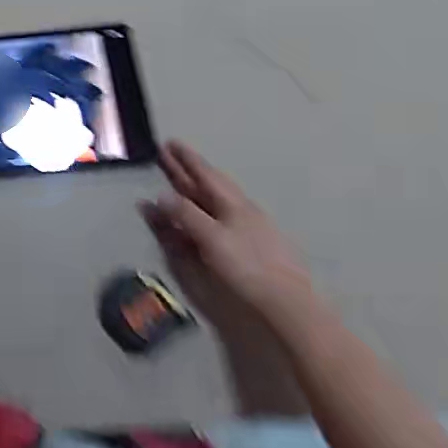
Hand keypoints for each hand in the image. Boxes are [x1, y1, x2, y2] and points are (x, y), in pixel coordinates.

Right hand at [139, 140, 313, 326]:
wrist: (287, 304)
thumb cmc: (248, 266)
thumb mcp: (211, 237)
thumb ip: (185, 215)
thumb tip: (160, 196)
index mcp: (232, 203)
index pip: (204, 174)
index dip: (186, 159)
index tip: (169, 143)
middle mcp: (238, 211)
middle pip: (206, 186)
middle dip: (185, 171)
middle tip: (165, 156)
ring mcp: (243, 229)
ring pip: (210, 203)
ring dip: (190, 191)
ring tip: (175, 182)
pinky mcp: (243, 248)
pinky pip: (213, 220)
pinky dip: (197, 213)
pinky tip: (192, 218)